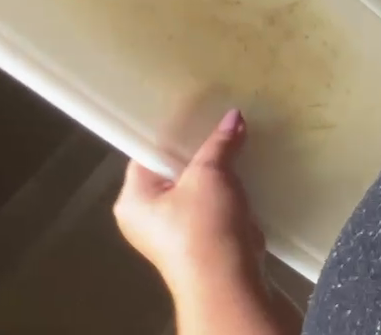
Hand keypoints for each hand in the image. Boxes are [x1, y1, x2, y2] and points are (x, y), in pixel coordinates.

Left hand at [114, 109, 265, 295]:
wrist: (224, 272)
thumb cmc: (202, 224)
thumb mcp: (209, 175)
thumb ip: (219, 143)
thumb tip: (233, 115)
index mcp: (133, 199)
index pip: (146, 155)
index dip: (171, 132)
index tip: (199, 109)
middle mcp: (146, 211)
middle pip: (172, 166)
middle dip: (200, 145)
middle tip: (224, 118)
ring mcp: (173, 222)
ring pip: (194, 180)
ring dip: (217, 162)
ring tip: (241, 135)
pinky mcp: (199, 228)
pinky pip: (209, 194)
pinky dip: (225, 179)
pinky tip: (246, 163)